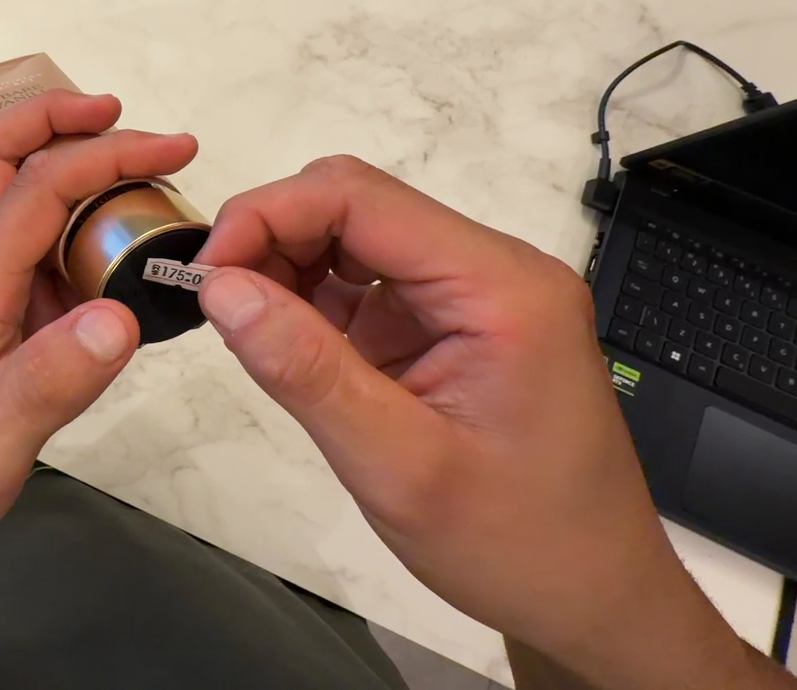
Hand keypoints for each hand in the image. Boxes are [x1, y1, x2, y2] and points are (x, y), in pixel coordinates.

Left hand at [0, 91, 197, 561]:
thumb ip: (51, 382)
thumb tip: (120, 317)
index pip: (39, 188)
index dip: (105, 155)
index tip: (173, 148)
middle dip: (57, 116)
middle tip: (124, 118)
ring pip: (15, 185)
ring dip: (71, 156)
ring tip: (143, 169)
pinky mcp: (1, 300)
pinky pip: (39, 234)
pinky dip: (81, 212)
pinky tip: (124, 234)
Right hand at [194, 156, 772, 687]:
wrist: (590, 599)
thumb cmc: (513, 544)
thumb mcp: (396, 467)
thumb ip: (305, 369)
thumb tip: (217, 286)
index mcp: (496, 285)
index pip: (358, 198)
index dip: (267, 215)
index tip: (206, 272)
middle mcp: (483, 266)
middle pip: (349, 202)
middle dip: (268, 235)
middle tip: (216, 298)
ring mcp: (461, 288)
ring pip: (344, 230)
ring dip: (279, 261)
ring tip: (245, 323)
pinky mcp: (437, 315)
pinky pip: (352, 273)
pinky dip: (300, 292)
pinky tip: (281, 335)